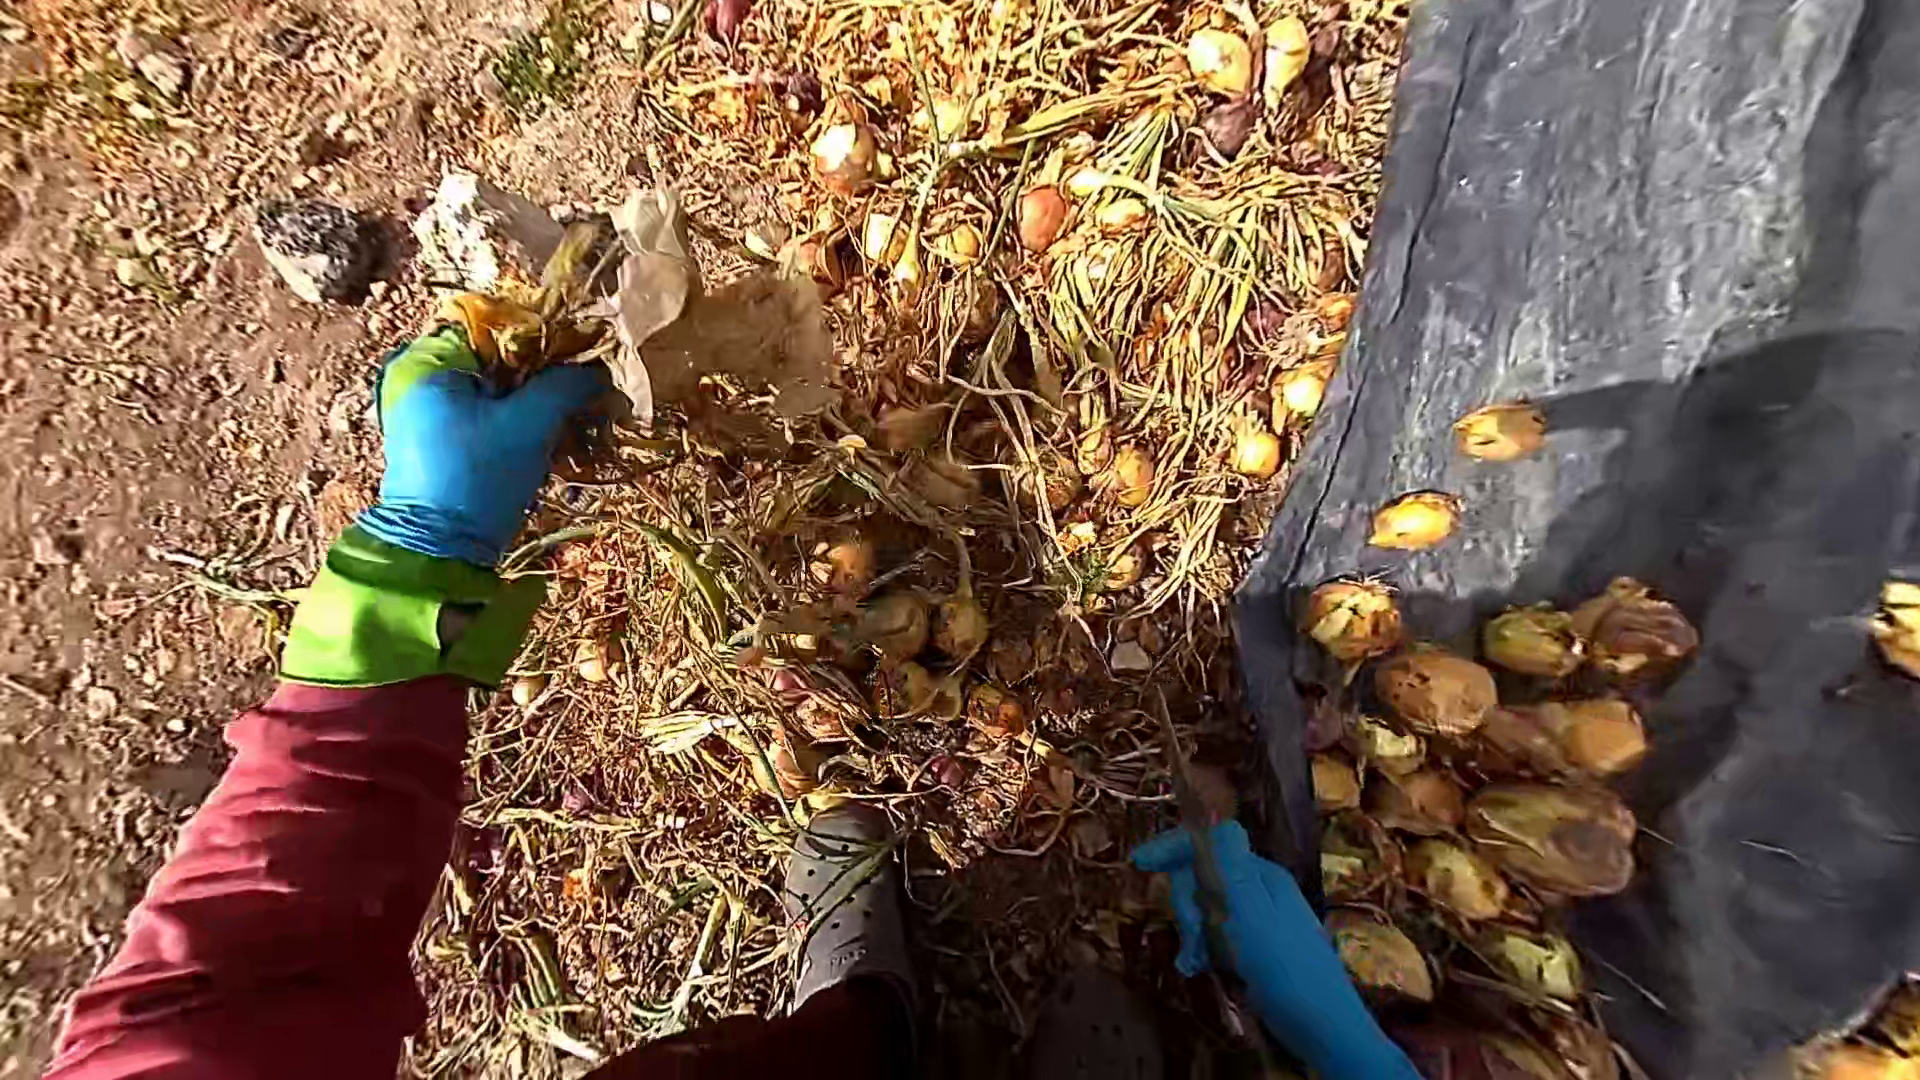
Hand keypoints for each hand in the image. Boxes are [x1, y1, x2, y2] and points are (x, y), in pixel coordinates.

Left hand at [356, 328, 608, 565]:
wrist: (443, 543)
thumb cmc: (479, 474)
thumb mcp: (528, 425)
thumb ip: (564, 388)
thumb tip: (601, 370)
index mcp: (431, 363)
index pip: (498, 331)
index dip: (547, 342)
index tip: (586, 362)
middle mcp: (427, 379)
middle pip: (505, 363)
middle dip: (552, 379)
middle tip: (590, 395)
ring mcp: (437, 411)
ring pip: (507, 392)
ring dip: (548, 405)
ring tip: (582, 422)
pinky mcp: (452, 439)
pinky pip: (500, 418)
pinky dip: (532, 425)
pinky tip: (559, 442)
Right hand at [1133, 822, 1419, 1078]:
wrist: (1331, 1037)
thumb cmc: (1285, 972)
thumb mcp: (1250, 915)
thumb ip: (1229, 866)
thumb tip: (1216, 817)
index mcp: (1259, 873)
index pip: (1206, 843)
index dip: (1170, 848)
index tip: (1138, 862)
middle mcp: (1260, 887)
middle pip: (1203, 874)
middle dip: (1186, 902)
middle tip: (1189, 936)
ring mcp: (1260, 917)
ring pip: (1208, 905)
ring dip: (1194, 928)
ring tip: (1197, 960)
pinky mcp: (1259, 945)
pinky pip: (1219, 931)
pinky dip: (1206, 945)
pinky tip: (1201, 966)